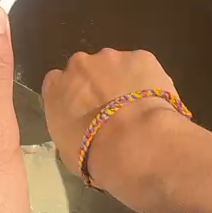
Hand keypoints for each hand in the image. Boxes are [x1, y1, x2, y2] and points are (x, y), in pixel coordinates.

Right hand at [40, 48, 188, 187]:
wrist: (135, 143)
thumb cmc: (93, 155)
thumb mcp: (66, 148)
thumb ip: (69, 127)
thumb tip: (80, 128)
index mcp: (55, 86)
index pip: (58, 84)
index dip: (73, 98)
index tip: (84, 114)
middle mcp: (79, 64)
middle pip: (86, 70)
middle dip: (97, 86)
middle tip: (112, 113)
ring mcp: (111, 57)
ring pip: (116, 66)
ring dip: (123, 82)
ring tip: (138, 111)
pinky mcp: (142, 57)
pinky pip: (143, 67)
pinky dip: (148, 81)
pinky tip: (155, 104)